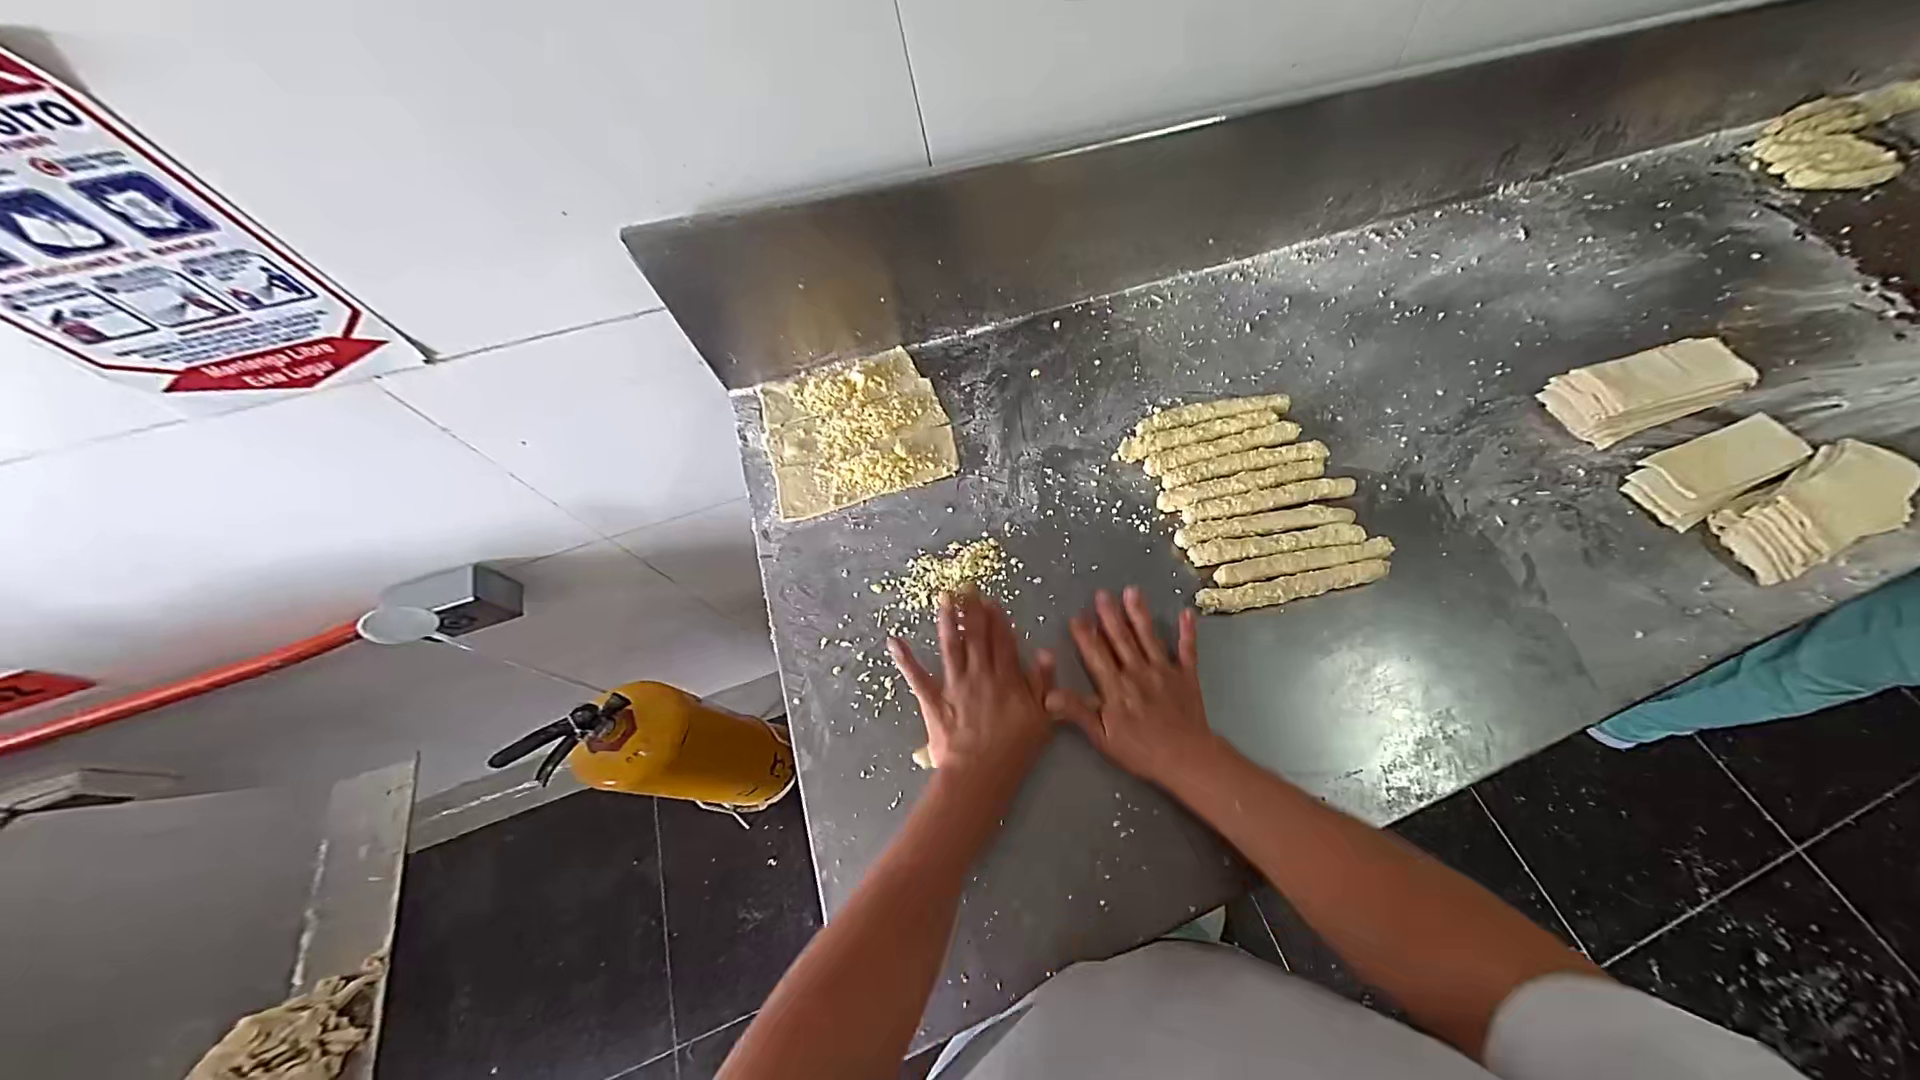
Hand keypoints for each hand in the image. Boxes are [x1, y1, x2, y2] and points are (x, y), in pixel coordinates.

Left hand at [888, 590, 1056, 774]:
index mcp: (1006, 679)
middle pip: (977, 636)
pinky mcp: (932, 699)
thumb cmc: (1014, 750)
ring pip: (951, 646)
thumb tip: (1045, 652)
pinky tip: (894, 641)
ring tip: (944, 598)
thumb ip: (1044, 684)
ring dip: (947, 620)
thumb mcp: (1043, 719)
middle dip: (972, 610)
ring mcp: (954, 685)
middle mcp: (979, 674)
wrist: (978, 774)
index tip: (991, 600)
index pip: (1003, 642)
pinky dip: (905, 658)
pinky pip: (916, 676)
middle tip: (967, 586)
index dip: (997, 619)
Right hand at [1049, 586, 1217, 784]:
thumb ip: (1076, 712)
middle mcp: (1138, 672)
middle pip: (1121, 639)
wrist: (1186, 759)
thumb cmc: (1140, 750)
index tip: (1076, 616)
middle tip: (1101, 593)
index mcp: (1116, 687)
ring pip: (1148, 637)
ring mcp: (1164, 671)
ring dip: (1139, 613)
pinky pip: (1187, 650)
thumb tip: (1048, 695)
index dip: (1085, 635)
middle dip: (1109, 615)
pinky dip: (1187, 632)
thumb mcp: (1101, 736)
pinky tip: (1186, 614)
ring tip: (1132, 591)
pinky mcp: (1186, 676)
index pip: (1096, 655)